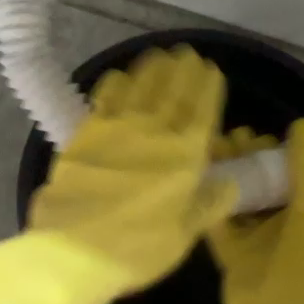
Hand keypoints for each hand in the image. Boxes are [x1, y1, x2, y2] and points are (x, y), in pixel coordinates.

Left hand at [26, 44, 235, 288]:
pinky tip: (119, 76)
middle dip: (182, 70)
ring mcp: (116, 128)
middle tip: (185, 54)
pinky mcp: (85, 134)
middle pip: (172, 90)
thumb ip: (207, 205)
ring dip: (151, 69)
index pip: (202, 109)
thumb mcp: (183, 235)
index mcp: (185, 155)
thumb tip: (229, 184)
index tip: (211, 69)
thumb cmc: (137, 249)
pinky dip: (115, 83)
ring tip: (158, 57)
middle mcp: (153, 132)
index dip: (208, 86)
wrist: (75, 250)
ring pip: (139, 87)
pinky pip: (105, 98)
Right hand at [207, 118, 303, 303]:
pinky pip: (219, 225)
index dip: (272, 152)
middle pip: (261, 184)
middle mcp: (284, 225)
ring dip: (227, 176)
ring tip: (209, 149)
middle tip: (226, 137)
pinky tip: (197, 179)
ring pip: (239, 200)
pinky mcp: (233, 260)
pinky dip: (210, 203)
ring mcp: (257, 243)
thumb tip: (303, 125)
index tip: (251, 133)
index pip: (290, 174)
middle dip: (246, 159)